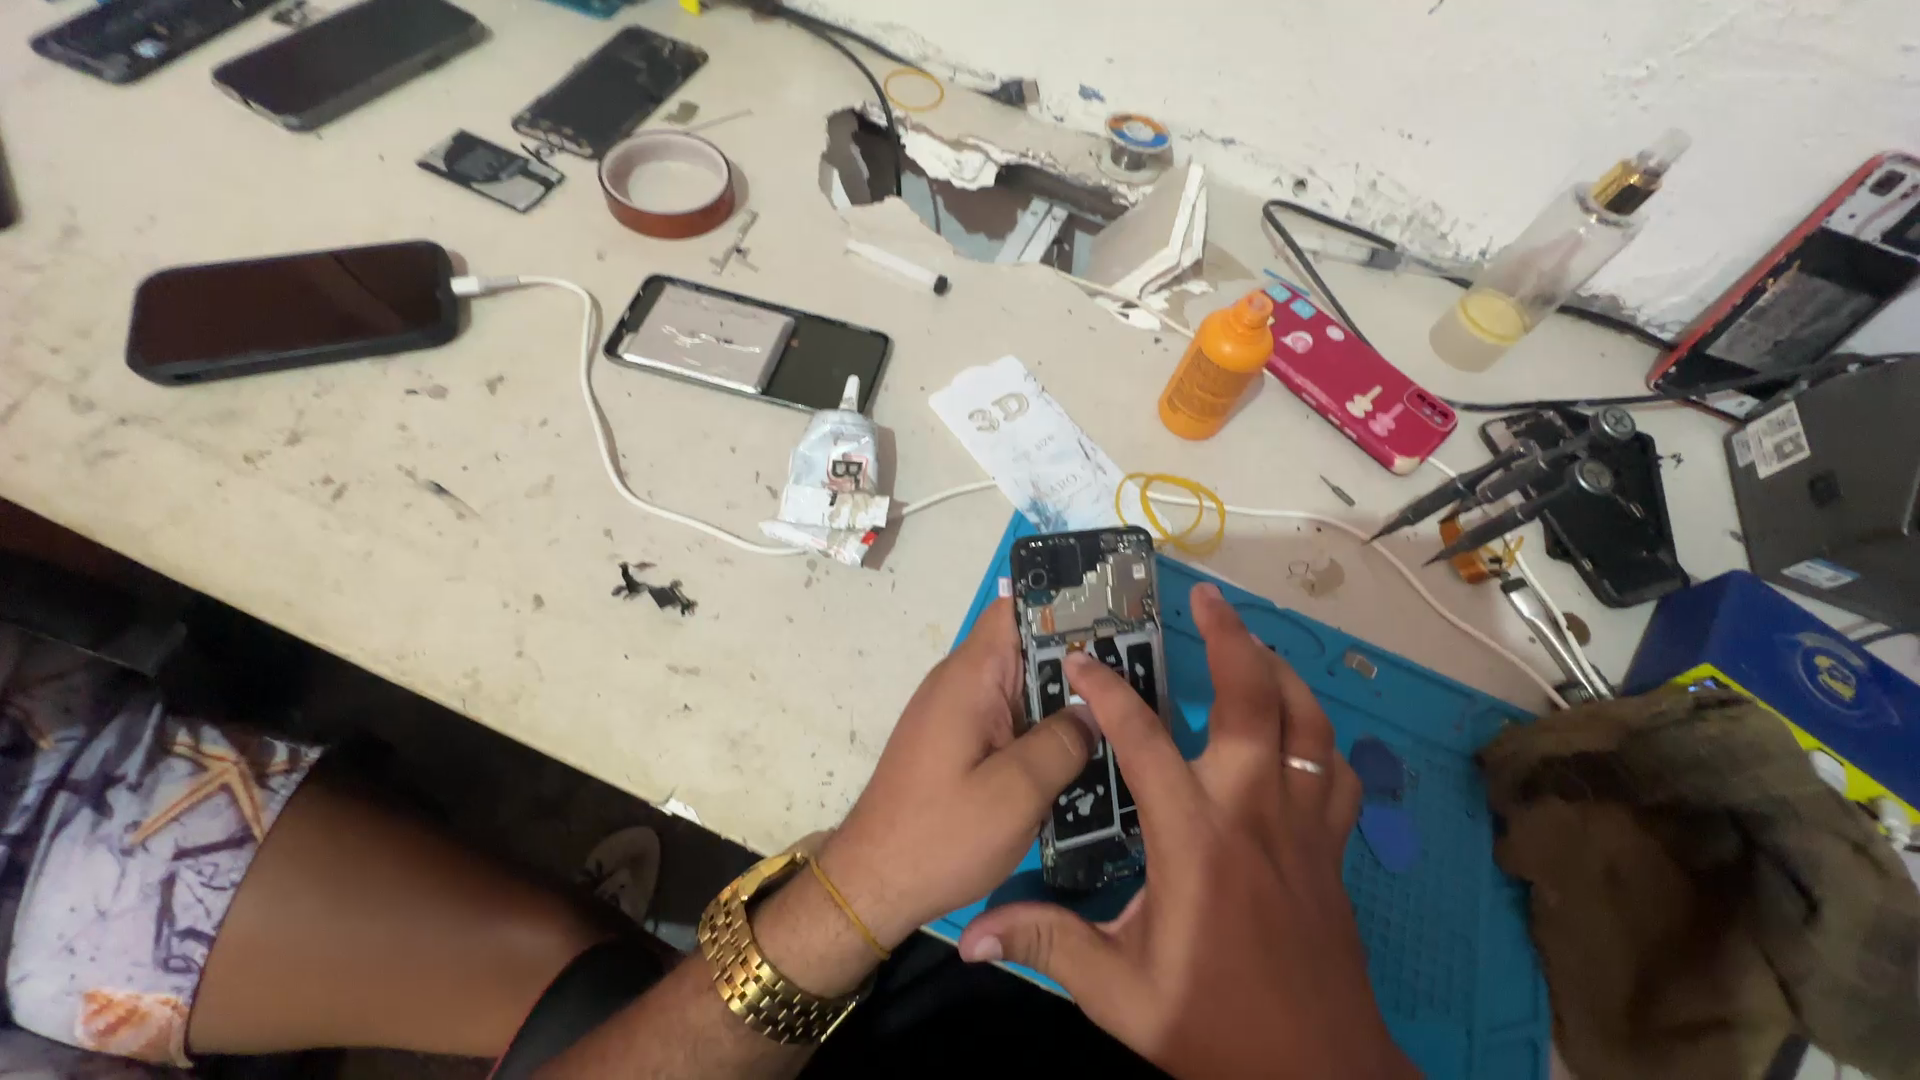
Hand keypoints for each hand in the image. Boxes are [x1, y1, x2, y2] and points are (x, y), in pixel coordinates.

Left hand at [818, 597, 1093, 949]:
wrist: (873, 884)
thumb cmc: (940, 836)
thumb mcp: (1015, 793)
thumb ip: (1061, 744)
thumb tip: (1092, 712)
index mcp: (971, 677)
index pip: (1016, 610)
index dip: (1065, 606)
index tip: (1117, 617)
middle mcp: (963, 684)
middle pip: (1027, 650)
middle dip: (1079, 660)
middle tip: (1143, 671)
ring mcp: (959, 715)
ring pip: (1024, 689)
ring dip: (1066, 701)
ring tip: (1128, 708)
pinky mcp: (961, 745)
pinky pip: (1011, 720)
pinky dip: (1045, 729)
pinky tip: (1086, 751)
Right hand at [958, 584, 1414, 1079]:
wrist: (1322, 1078)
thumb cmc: (1215, 1027)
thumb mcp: (1120, 994)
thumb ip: (1049, 946)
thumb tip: (970, 935)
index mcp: (1195, 838)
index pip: (1142, 739)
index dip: (1108, 692)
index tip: (1084, 662)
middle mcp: (1254, 811)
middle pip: (1253, 699)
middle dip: (1230, 638)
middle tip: (1206, 599)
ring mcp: (1304, 825)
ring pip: (1309, 721)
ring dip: (1281, 672)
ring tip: (1253, 644)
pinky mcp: (1333, 847)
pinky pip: (1338, 769)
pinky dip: (1319, 734)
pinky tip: (1299, 730)